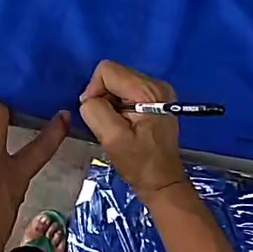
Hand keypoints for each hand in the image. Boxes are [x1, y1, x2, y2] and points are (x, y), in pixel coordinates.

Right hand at [78, 60, 188, 198]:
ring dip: (111, 103)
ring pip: (118, 83)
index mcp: (149, 90)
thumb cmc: (139, 163)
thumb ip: (96, 111)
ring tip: (119, 126)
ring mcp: (158, 90)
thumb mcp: (112, 138)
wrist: (163, 181)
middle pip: (114, 74)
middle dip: (103, 97)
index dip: (94, 90)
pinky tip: (126, 125)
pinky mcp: (156, 99)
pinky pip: (127, 92)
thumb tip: (89, 99)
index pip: (107, 70)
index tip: (97, 115)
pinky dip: (119, 106)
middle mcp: (157, 83)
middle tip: (110, 124)